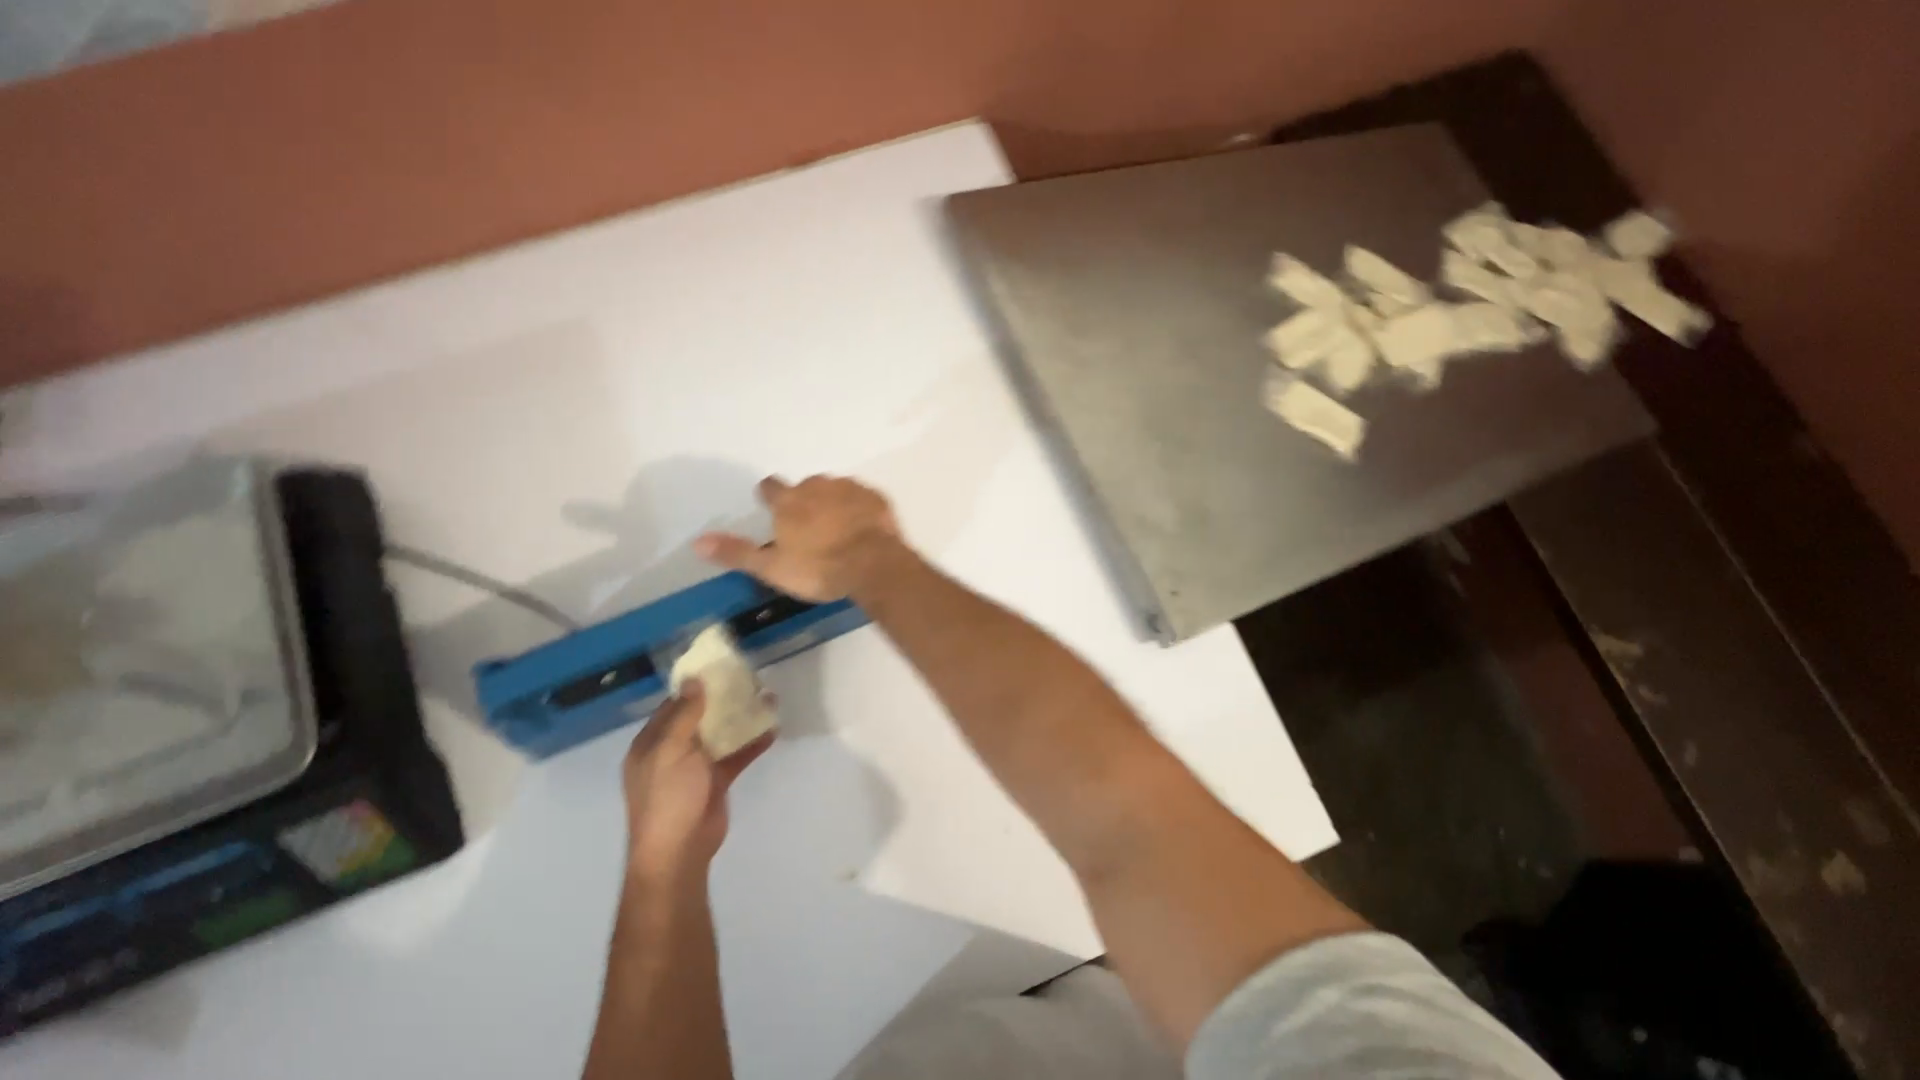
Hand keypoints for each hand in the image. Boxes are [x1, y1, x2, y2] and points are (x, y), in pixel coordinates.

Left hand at [622, 680, 772, 885]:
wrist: (678, 852)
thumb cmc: (667, 797)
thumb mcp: (671, 750)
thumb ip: (684, 715)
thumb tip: (693, 680)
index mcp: (651, 743)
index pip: (672, 706)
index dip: (694, 687)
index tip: (719, 667)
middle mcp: (670, 752)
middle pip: (698, 718)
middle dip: (721, 700)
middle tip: (748, 678)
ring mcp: (693, 768)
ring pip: (719, 735)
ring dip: (739, 719)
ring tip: (766, 697)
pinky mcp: (715, 783)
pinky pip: (734, 757)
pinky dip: (751, 744)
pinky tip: (771, 730)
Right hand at [694, 476, 902, 600]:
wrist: (873, 565)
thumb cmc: (818, 569)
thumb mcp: (772, 568)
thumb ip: (737, 553)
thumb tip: (697, 542)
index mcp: (788, 501)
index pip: (770, 487)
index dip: (769, 497)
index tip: (772, 509)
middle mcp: (817, 485)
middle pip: (805, 487)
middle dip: (805, 502)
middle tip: (810, 529)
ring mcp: (850, 488)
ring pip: (835, 489)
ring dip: (834, 503)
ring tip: (837, 530)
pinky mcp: (876, 498)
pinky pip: (862, 498)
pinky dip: (859, 509)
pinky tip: (862, 528)